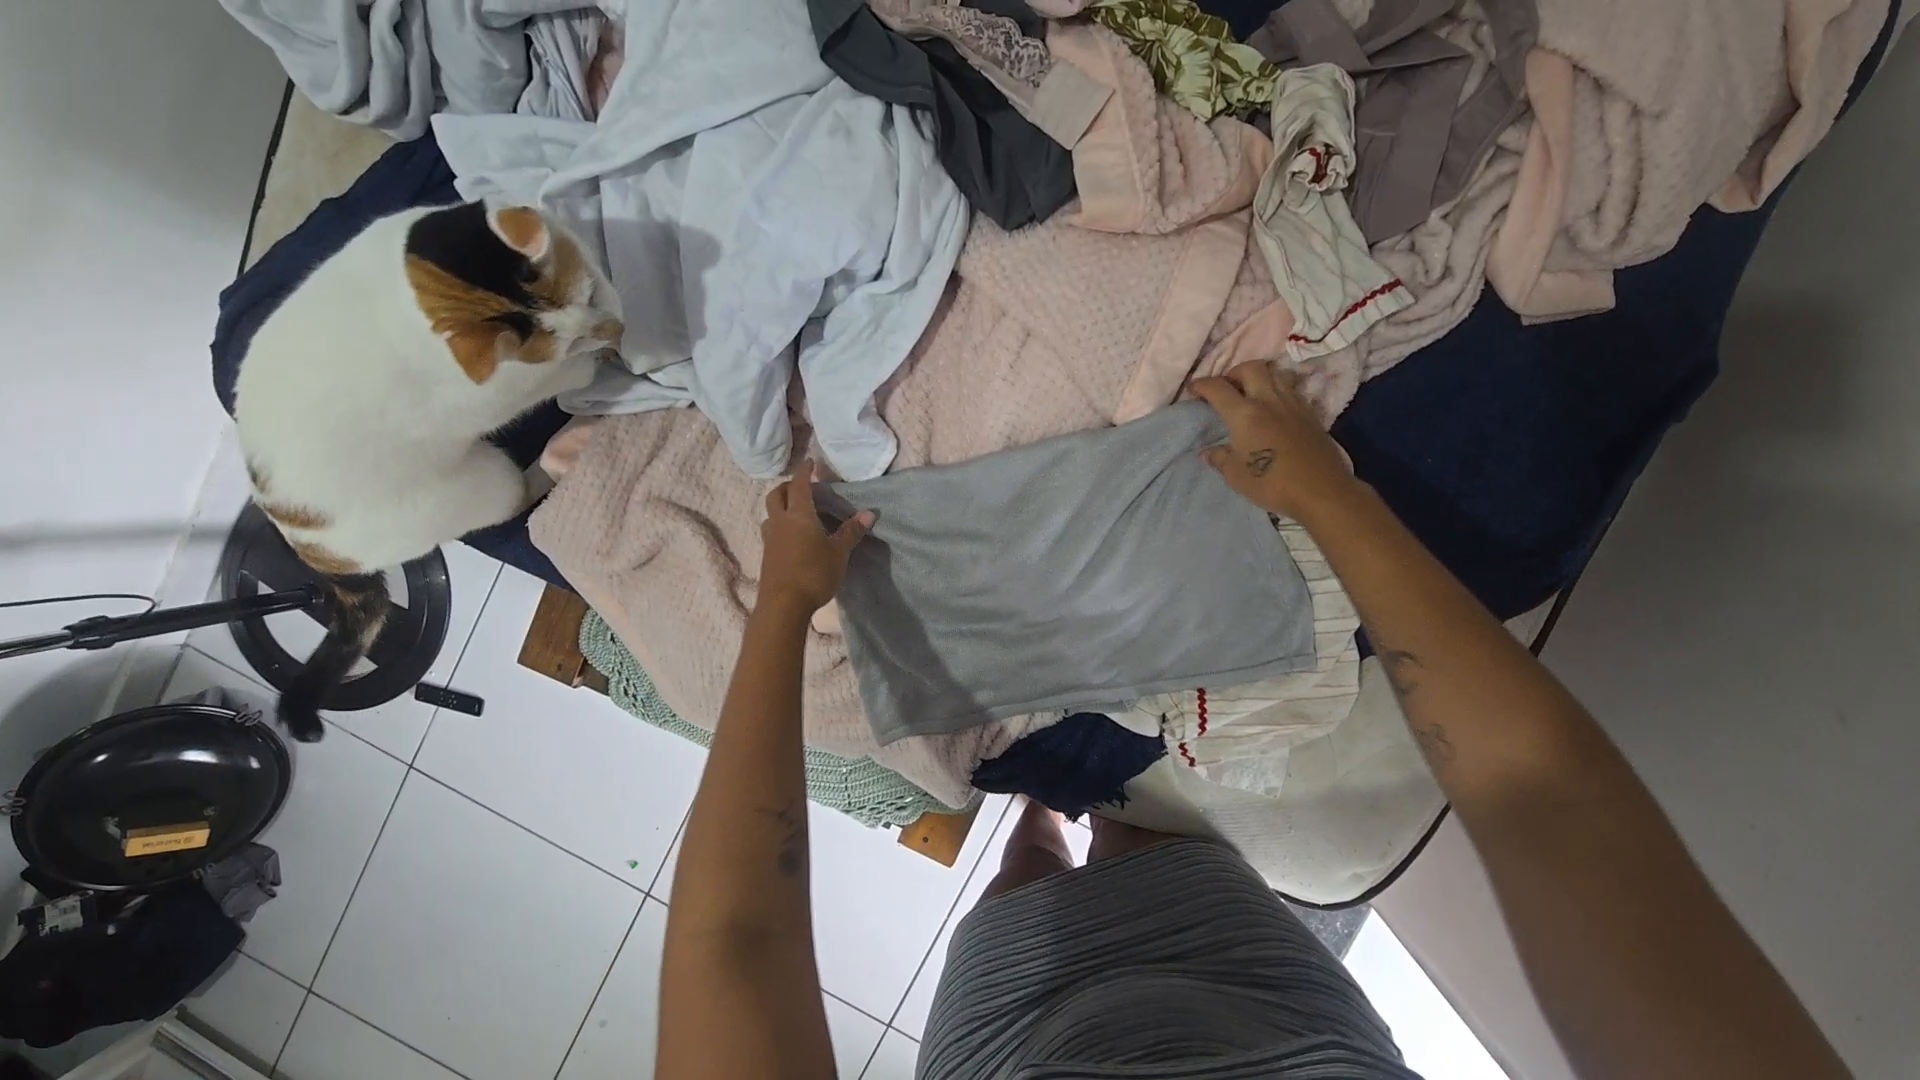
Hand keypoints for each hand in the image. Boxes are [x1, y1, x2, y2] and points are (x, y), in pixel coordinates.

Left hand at [758, 463, 874, 615]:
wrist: (783, 605)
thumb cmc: (814, 573)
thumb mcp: (839, 553)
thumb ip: (851, 531)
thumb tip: (869, 512)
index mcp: (798, 515)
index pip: (799, 485)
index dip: (804, 472)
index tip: (810, 462)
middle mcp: (780, 522)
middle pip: (776, 495)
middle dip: (787, 487)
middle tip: (802, 488)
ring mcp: (770, 539)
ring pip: (770, 514)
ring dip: (780, 507)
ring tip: (797, 513)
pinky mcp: (767, 556)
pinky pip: (771, 531)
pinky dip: (781, 526)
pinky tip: (793, 537)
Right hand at [1191, 361, 1359, 521]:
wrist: (1320, 490)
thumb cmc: (1271, 484)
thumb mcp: (1236, 476)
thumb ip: (1220, 458)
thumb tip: (1208, 452)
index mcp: (1244, 414)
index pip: (1218, 388)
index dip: (1202, 385)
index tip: (1194, 390)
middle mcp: (1268, 400)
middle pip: (1250, 368)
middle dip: (1234, 373)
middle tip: (1227, 389)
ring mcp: (1292, 404)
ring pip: (1274, 372)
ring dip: (1259, 376)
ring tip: (1252, 393)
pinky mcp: (1309, 412)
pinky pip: (1290, 388)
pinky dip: (1277, 389)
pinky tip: (1274, 407)